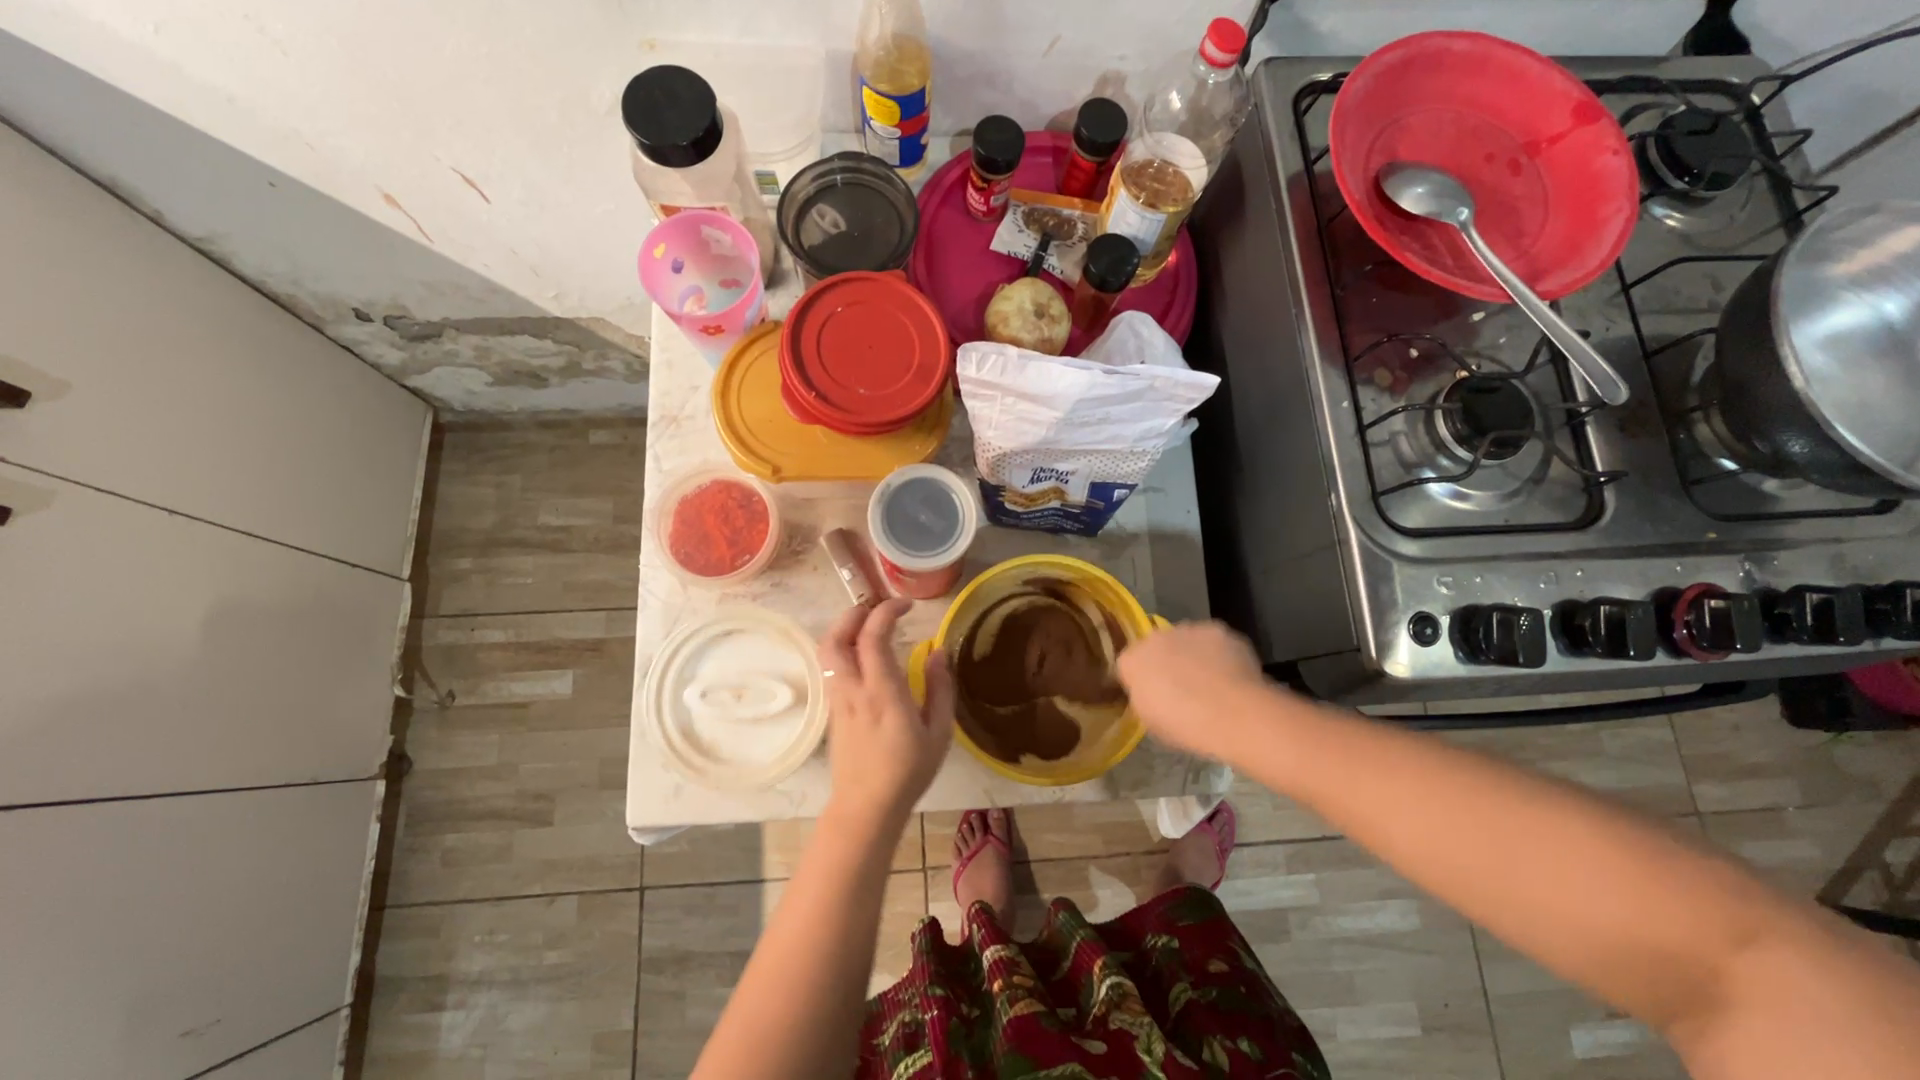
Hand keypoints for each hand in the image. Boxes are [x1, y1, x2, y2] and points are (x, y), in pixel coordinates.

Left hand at [817, 598, 954, 822]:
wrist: (866, 807)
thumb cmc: (908, 772)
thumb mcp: (938, 733)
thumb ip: (940, 688)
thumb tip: (938, 652)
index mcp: (882, 692)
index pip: (873, 637)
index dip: (886, 611)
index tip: (906, 606)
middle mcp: (853, 690)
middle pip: (835, 638)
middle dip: (853, 614)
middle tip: (877, 610)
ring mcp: (838, 700)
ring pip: (827, 653)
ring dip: (844, 631)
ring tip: (869, 629)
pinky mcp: (832, 711)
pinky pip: (832, 669)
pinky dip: (843, 651)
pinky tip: (863, 658)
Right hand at [1117, 619, 1271, 762]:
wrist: (1231, 713)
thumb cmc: (1184, 725)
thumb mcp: (1151, 722)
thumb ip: (1146, 699)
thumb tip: (1154, 693)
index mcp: (1132, 661)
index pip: (1129, 666)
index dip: (1142, 682)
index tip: (1154, 698)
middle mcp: (1155, 638)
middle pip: (1158, 648)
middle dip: (1167, 662)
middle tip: (1184, 690)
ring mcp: (1189, 630)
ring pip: (1187, 641)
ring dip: (1194, 655)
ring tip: (1213, 682)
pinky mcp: (1219, 629)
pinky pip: (1215, 642)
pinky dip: (1220, 654)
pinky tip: (1232, 675)